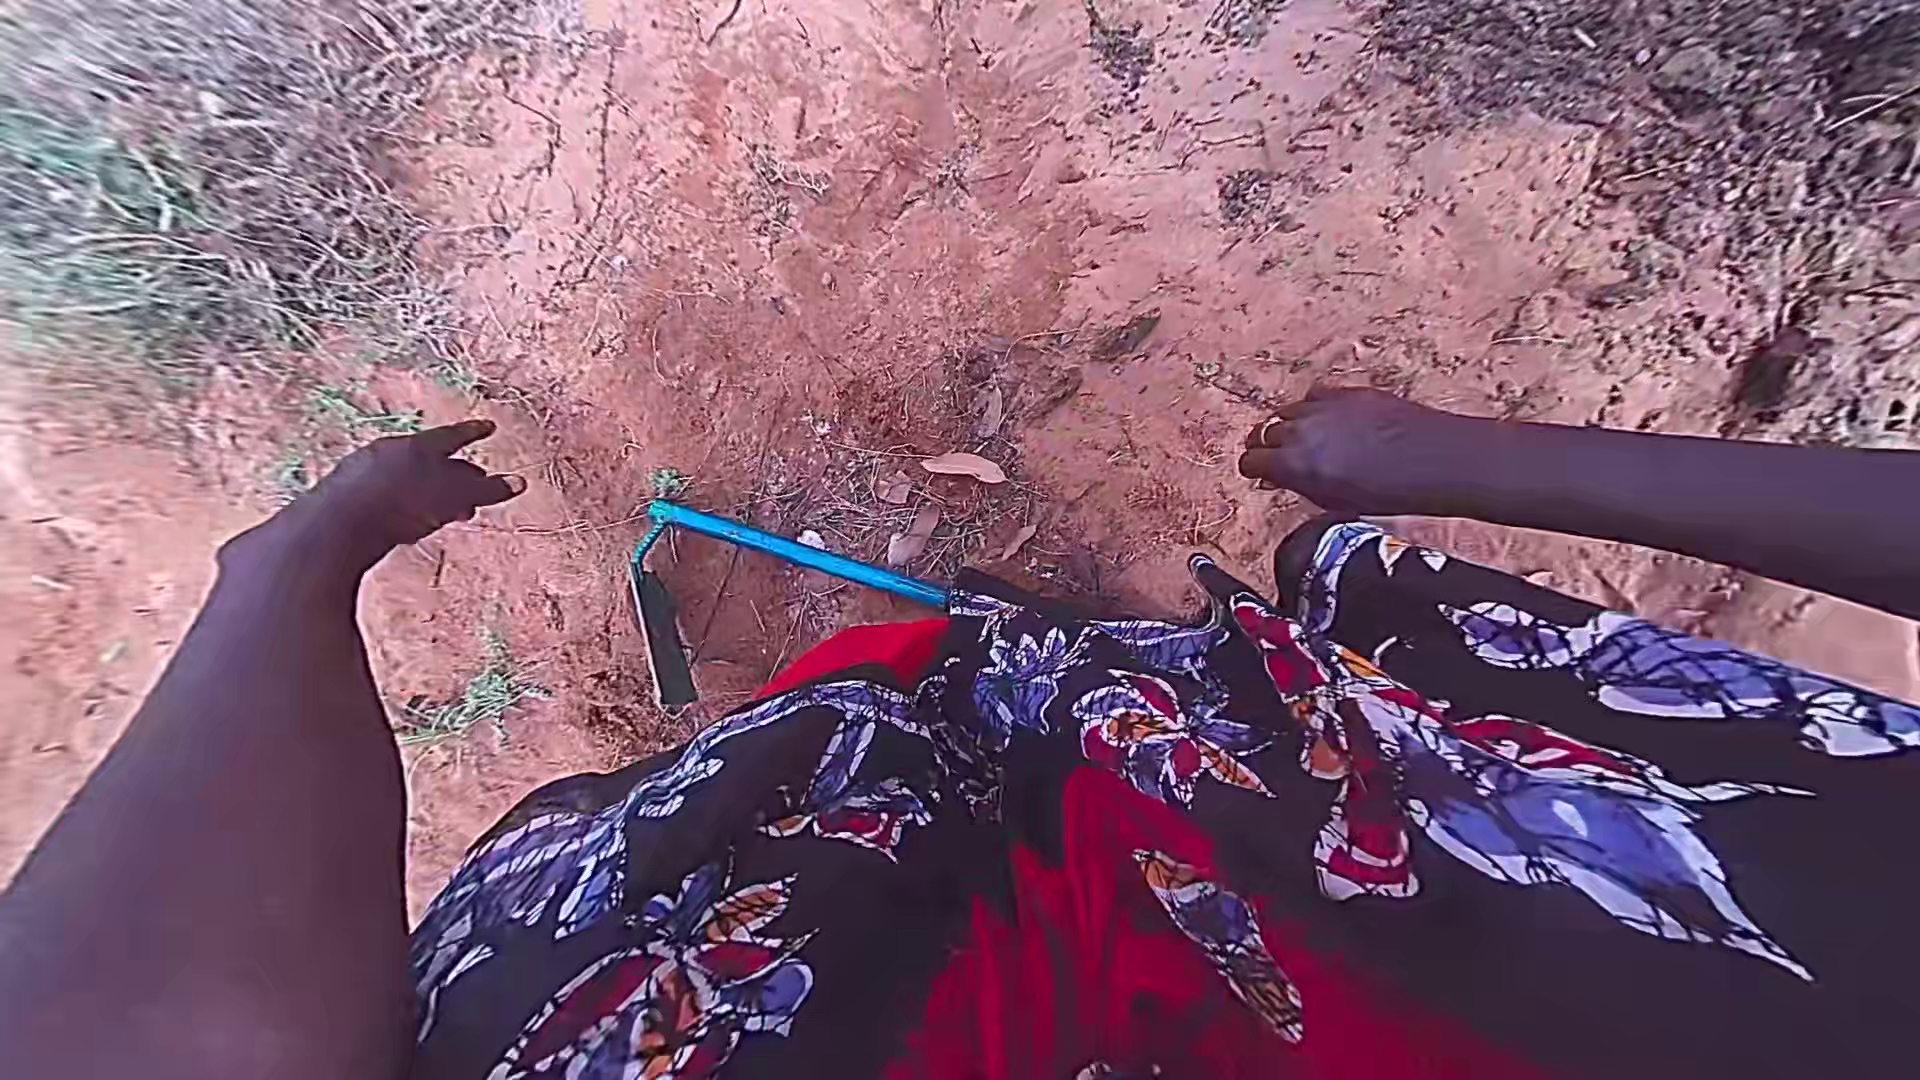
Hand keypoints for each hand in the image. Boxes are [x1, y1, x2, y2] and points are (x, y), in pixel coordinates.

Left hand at [233, 419, 525, 575]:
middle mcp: (386, 453)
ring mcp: (360, 473)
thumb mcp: (456, 498)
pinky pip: (387, 493)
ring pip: (408, 477)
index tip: (487, 427)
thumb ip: (488, 490)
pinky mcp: (343, 496)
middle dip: (456, 473)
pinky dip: (408, 502)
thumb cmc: (401, 506)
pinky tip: (413, 519)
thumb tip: (519, 483)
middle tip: (476, 489)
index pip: (453, 435)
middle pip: (430, 458)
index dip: (473, 432)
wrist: (333, 531)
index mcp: (414, 447)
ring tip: (450, 510)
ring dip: (432, 491)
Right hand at [1237, 388, 1481, 515]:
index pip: (1249, 461)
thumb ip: (1297, 485)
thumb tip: (1277, 478)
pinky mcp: (1347, 393)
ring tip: (1305, 438)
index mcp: (1292, 464)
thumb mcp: (1332, 501)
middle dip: (1268, 447)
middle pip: (1263, 434)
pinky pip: (1314, 395)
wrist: (1441, 463)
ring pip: (1285, 413)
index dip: (1254, 469)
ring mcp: (1323, 408)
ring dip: (1289, 426)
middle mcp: (1300, 432)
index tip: (1262, 474)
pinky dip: (1313, 407)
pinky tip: (1327, 419)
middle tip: (1280, 457)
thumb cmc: (1390, 492)